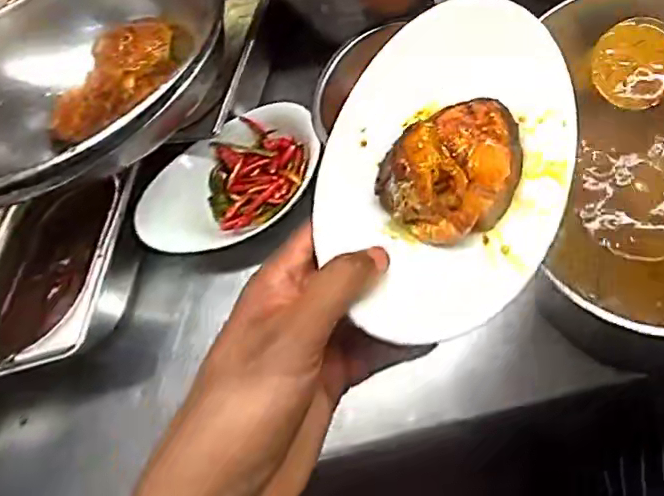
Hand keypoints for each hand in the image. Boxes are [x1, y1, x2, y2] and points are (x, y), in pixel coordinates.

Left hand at [135, 224, 422, 495]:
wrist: (223, 495)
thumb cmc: (238, 409)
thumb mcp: (288, 337)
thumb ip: (334, 287)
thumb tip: (378, 252)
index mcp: (279, 287)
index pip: (321, 233)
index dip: (356, 213)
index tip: (400, 197)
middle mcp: (301, 308)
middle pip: (352, 268)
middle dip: (389, 254)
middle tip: (432, 235)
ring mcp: (319, 343)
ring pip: (369, 306)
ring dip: (401, 297)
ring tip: (440, 276)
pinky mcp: (336, 375)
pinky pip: (377, 346)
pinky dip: (404, 339)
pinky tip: (430, 329)